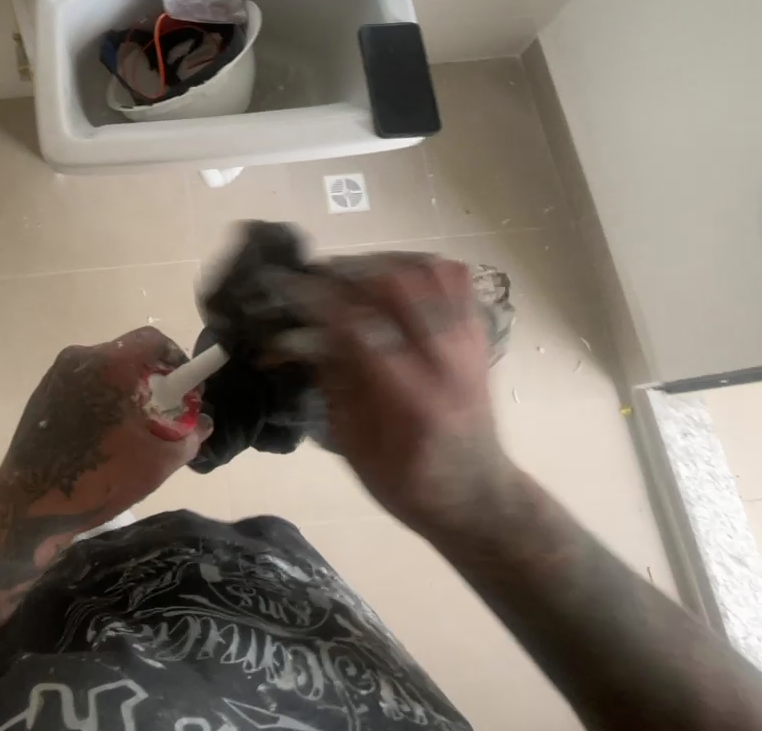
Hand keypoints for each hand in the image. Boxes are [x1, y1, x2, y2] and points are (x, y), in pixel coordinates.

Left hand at [0, 326, 212, 531]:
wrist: (28, 505)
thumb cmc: (97, 478)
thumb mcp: (156, 462)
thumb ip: (189, 436)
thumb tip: (202, 422)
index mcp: (111, 365)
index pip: (154, 340)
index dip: (177, 359)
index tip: (186, 388)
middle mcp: (81, 357)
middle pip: (129, 355)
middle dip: (152, 379)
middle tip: (164, 413)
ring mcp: (58, 374)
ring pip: (105, 371)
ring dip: (125, 391)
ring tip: (134, 430)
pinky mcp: (43, 393)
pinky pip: (84, 385)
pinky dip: (101, 400)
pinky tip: (104, 436)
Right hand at [290, 253, 518, 533]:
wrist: (477, 497)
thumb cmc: (408, 483)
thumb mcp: (355, 447)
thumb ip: (333, 385)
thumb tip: (303, 333)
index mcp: (413, 399)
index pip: (360, 325)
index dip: (317, 298)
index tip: (284, 285)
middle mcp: (447, 362)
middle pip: (399, 286)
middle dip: (347, 273)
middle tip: (316, 279)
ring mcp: (469, 343)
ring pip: (428, 271)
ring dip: (381, 264)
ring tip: (351, 277)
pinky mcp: (477, 335)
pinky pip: (452, 277)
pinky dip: (416, 267)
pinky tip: (390, 280)